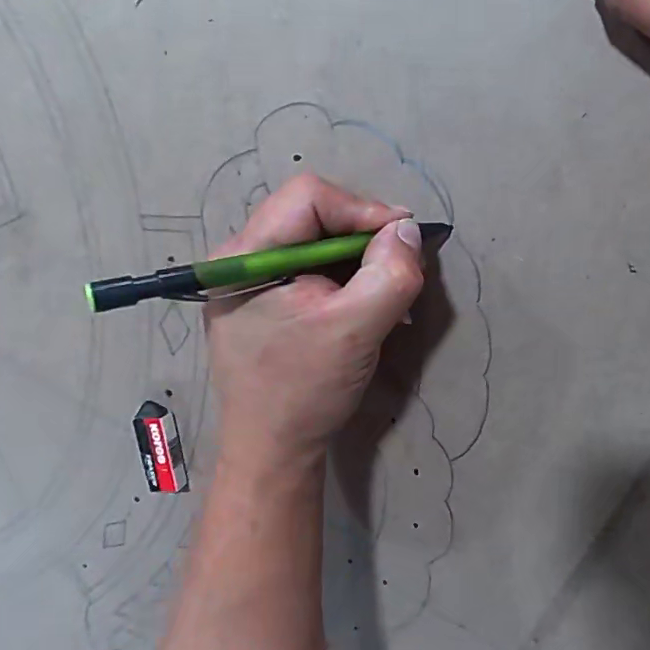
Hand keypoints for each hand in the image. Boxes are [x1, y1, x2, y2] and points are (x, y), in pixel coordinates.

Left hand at [204, 174, 425, 470]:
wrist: (273, 451)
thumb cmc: (306, 391)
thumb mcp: (358, 329)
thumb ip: (390, 274)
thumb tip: (407, 230)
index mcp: (246, 257)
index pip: (310, 197)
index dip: (364, 211)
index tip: (403, 242)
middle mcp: (241, 260)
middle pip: (314, 216)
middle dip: (366, 238)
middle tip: (402, 268)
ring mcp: (251, 282)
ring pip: (318, 243)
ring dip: (362, 262)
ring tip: (389, 295)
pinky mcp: (266, 303)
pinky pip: (313, 271)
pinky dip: (349, 282)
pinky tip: (369, 309)